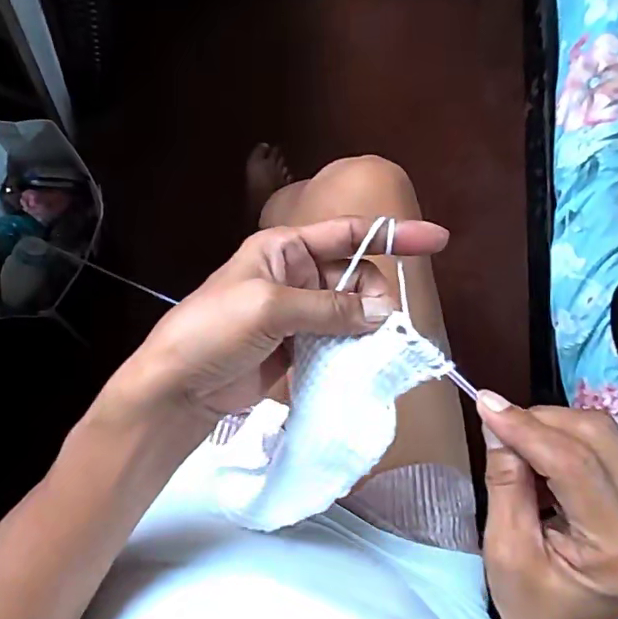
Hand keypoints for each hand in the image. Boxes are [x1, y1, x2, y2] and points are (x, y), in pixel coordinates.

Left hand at [106, 217, 449, 421]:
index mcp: (283, 249)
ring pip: (350, 311)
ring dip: (367, 325)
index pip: (346, 232)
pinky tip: (362, 361)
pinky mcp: (296, 347)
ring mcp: (296, 313)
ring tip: (375, 346)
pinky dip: (353, 349)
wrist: (180, 385)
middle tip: (380, 325)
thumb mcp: (269, 308)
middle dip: (375, 295)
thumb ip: (327, 308)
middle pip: (355, 275)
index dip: (392, 233)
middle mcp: (294, 275)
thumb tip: (380, 314)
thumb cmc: (213, 330)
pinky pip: (337, 341)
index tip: (437, 239)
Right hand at [475, 399, 617, 618]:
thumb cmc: (531, 605)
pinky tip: (537, 456)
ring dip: (551, 426)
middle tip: (496, 424)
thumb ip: (506, 484)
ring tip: (514, 444)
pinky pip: (606, 448)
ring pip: (604, 435)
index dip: (526, 428)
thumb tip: (496, 423)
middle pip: (599, 438)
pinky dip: (563, 439)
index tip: (484, 403)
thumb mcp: (504, 549)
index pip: (575, 466)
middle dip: (540, 420)